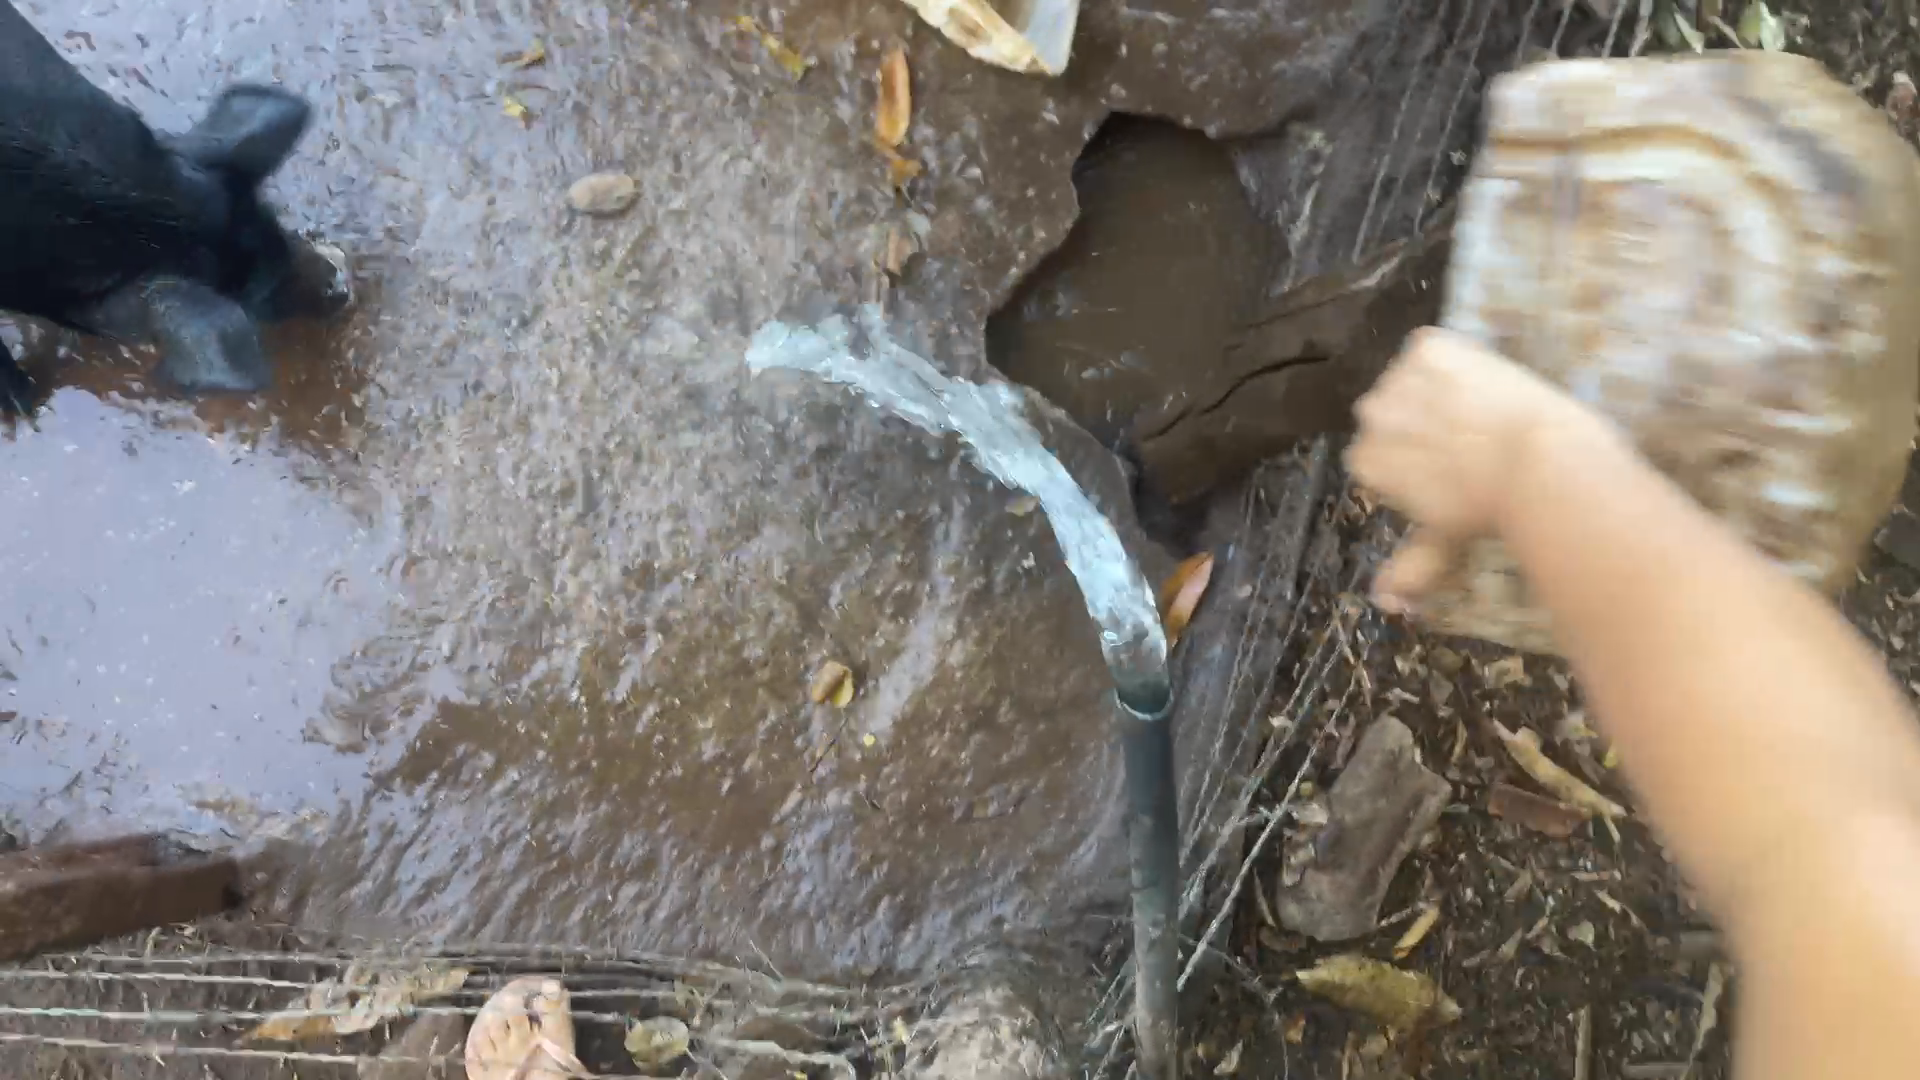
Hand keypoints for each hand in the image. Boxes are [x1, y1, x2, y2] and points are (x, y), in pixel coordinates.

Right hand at [1345, 327, 1614, 610]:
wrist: (1537, 463)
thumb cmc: (1485, 510)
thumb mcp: (1441, 544)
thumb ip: (1408, 569)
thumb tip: (1383, 605)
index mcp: (1364, 461)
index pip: (1375, 451)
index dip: (1411, 458)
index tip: (1443, 469)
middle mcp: (1369, 418)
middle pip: (1388, 415)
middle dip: (1418, 424)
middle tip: (1465, 444)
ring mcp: (1396, 381)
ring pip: (1408, 381)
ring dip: (1435, 391)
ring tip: (1478, 412)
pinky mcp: (1426, 349)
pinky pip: (1429, 349)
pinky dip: (1453, 359)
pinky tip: (1481, 382)